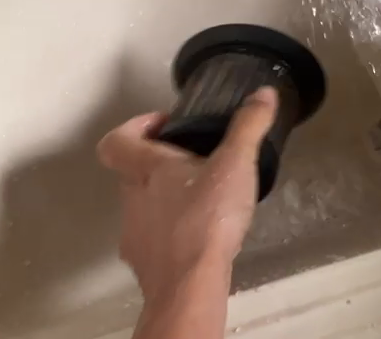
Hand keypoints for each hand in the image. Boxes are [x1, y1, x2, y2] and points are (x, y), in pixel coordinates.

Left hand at [97, 88, 276, 299]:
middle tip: (200, 156)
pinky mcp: (146, 262)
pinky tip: (205, 229)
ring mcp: (134, 234)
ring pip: (144, 203)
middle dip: (162, 160)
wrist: (189, 287)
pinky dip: (175, 226)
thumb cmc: (208, 216)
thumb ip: (249, 125)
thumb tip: (264, 92)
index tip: (168, 125)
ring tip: (209, 194)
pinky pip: (155, 234)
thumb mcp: (237, 162)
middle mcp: (132, 199)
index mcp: (147, 169)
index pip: (117, 141)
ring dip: (168, 194)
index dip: (136, 126)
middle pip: (133, 171)